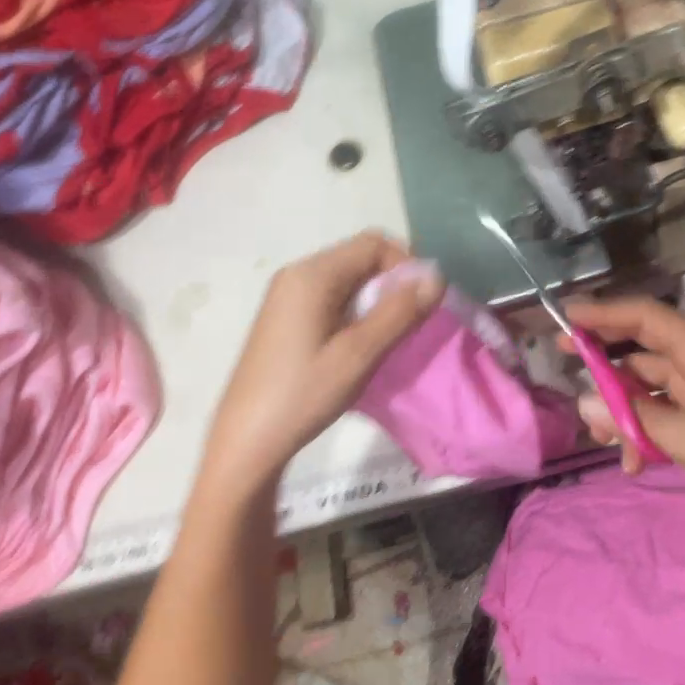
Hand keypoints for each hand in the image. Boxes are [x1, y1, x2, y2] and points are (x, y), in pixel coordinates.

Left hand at [200, 231, 442, 491]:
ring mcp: (289, 296)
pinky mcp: (288, 318)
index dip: (406, 266)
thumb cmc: (302, 395)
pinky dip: (357, 313)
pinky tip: (361, 347)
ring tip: (387, 340)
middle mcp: (298, 275)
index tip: (422, 305)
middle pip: (361, 258)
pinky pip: (334, 299)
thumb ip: (399, 312)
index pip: (373, 244)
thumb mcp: (358, 355)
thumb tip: (437, 277)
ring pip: (350, 280)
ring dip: (377, 301)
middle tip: (409, 325)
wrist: (247, 440)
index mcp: (312, 275)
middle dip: (394, 284)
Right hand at [564, 297, 684, 519]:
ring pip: (642, 379)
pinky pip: (656, 404)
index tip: (565, 314)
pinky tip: (633, 460)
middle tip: (561, 355)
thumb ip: (632, 416)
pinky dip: (639, 426)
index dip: (603, 312)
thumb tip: (584, 400)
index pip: (644, 316)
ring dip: (620, 407)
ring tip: (603, 438)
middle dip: (601, 356)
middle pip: (638, 343)